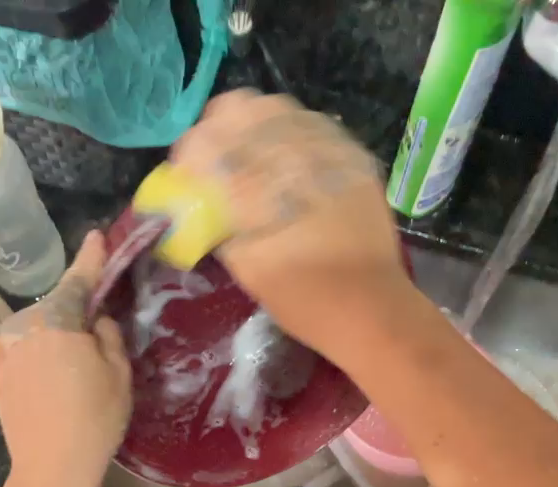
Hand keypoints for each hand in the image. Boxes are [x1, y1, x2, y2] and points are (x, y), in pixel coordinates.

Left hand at [0, 231, 131, 486]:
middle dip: (75, 314)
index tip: (97, 236)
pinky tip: (53, 383)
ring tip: (75, 370)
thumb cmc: (95, 421)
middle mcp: (25, 328)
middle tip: (97, 337)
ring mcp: (5, 352)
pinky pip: (22, 354)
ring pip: (37, 332)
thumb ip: (110, 337)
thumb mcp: (120, 376)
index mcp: (58, 320)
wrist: (51, 469)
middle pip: (56, 309)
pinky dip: (38, 358)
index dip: (91, 259)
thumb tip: (98, 320)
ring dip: (54, 338)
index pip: (78, 281)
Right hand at [170, 90, 412, 348]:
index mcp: (260, 186)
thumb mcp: (249, 269)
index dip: (193, 148)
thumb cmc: (303, 299)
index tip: (186, 167)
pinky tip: (286, 160)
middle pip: (243, 109)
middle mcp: (294, 154)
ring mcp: (329, 150)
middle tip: (215, 157)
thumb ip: (221, 226)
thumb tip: (201, 202)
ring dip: (255, 126)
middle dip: (222, 128)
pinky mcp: (354, 156)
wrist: (371, 306)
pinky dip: (291, 135)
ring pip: (279, 110)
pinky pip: (313, 126)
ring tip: (249, 155)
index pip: (210, 140)